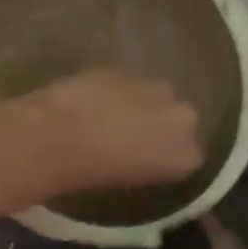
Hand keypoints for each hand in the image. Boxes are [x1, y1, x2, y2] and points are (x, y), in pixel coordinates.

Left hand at [14, 67, 203, 190]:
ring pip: (154, 94)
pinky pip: (127, 81)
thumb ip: (150, 162)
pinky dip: (116, 88)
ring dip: (139, 101)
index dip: (166, 152)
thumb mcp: (132, 180)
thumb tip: (142, 150)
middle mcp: (181, 117)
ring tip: (109, 115)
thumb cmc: (94, 173)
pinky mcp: (125, 68)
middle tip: (131, 134)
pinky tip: (93, 99)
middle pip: (178, 117)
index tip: (147, 156)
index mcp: (187, 154)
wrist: (59, 134)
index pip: (188, 152)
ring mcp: (153, 87)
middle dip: (159, 121)